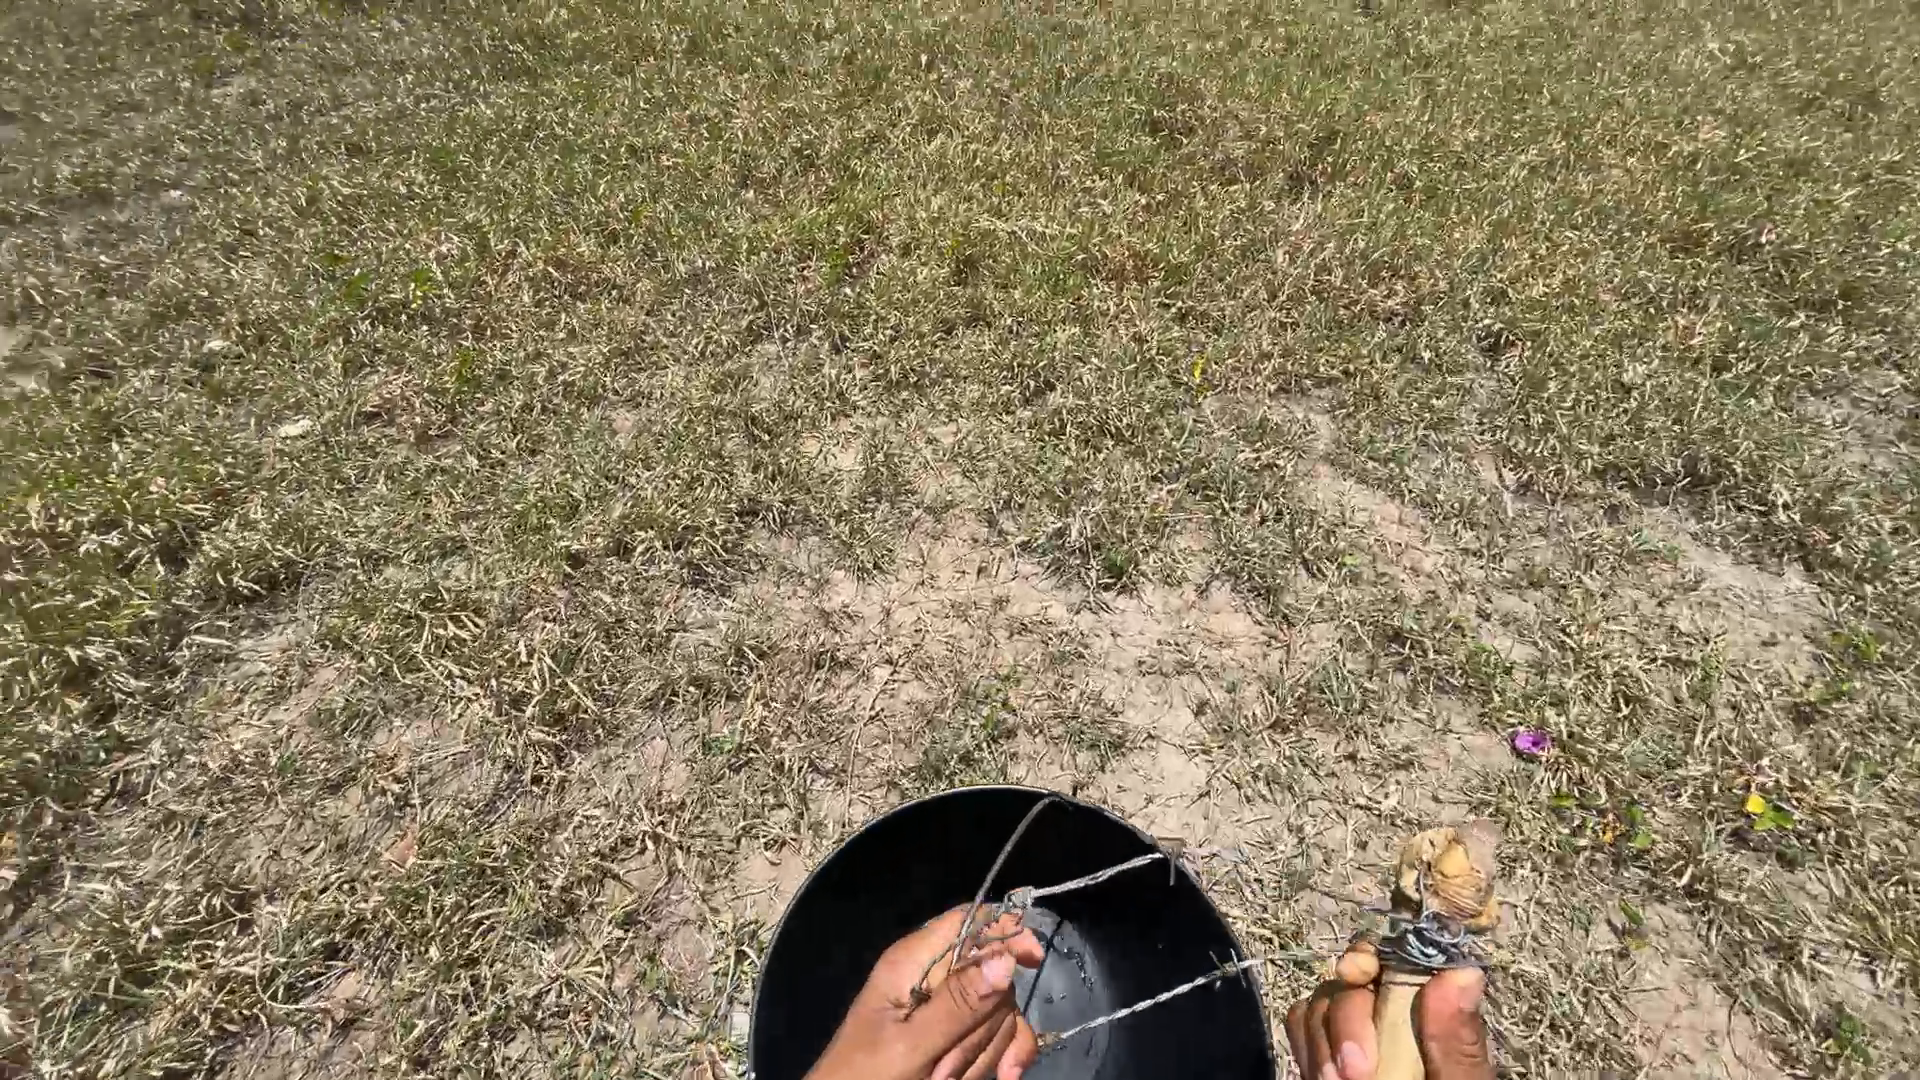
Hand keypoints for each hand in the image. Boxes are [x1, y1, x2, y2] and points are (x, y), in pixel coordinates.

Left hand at [805, 907, 1044, 1079]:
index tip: (1032, 959)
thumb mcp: (908, 1046)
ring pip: (999, 1009)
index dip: (1004, 930)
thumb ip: (958, 1004)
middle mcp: (934, 976)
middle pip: (990, 972)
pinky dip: (1006, 1056)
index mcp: (913, 961)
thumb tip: (1005, 958)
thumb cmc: (865, 1079)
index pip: (968, 919)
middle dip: (984, 1022)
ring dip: (987, 1049)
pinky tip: (1006, 1079)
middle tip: (947, 1065)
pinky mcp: (959, 1040)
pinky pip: (1001, 1036)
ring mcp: (948, 1009)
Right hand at [1284, 942, 1493, 1079]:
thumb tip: (1464, 971)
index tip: (1356, 973)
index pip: (1393, 957)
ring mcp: (1356, 1039)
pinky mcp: (1326, 1059)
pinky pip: (1300, 1032)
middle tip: (1355, 1076)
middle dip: (1343, 1021)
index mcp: (1431, 1019)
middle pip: (1346, 983)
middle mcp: (1390, 1019)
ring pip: (1316, 1004)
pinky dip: (1306, 1052)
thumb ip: (1458, 1047)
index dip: (1367, 954)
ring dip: (1319, 1043)